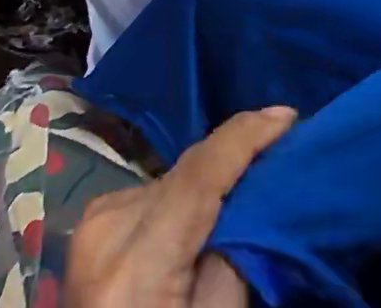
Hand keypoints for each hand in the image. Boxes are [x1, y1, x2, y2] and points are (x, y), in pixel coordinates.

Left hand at [65, 106, 296, 307]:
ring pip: (173, 177)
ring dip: (211, 178)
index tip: (288, 116)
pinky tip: (205, 210)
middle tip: (282, 151)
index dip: (244, 136)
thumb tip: (259, 183)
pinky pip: (154, 193)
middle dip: (236, 156)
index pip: (197, 174)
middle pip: (186, 171)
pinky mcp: (92, 227)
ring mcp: (92, 225)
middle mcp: (105, 228)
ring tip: (249, 181)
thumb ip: (239, 253)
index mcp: (135, 265)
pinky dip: (185, 195)